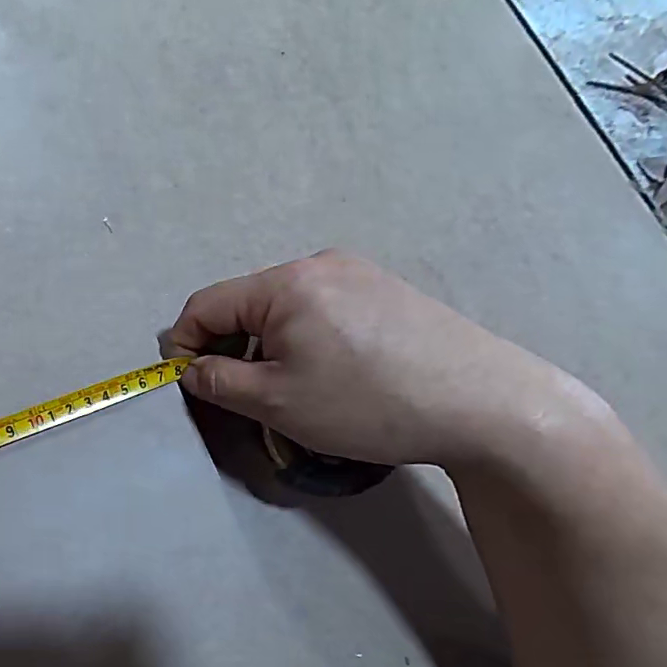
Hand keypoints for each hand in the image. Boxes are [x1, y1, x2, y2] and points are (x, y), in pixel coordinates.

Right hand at [164, 250, 607, 468]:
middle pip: (247, 303)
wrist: (481, 402)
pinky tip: (332, 372)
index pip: (206, 304)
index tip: (188, 382)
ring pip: (284, 308)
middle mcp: (319, 263)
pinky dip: (305, 339)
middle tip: (243, 395)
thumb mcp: (277, 403)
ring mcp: (358, 273)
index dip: (185, 343)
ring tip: (292, 389)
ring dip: (269, 345)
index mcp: (285, 283)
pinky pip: (322, 309)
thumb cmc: (365, 403)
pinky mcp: (386, 290)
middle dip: (231, 347)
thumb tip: (190, 368)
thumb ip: (219, 382)